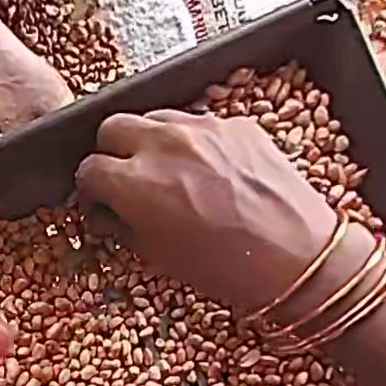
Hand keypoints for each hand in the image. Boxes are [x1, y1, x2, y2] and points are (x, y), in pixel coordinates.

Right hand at [79, 108, 385, 385]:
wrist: (296, 258)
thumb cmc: (224, 269)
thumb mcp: (157, 256)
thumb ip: (123, 224)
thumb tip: (106, 210)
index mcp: (135, 183)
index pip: (89, 168)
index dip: (91, 187)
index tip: (99, 198)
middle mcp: (163, 144)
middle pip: (113, 127)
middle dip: (111, 152)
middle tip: (123, 177)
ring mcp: (202, 127)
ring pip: (154, 116)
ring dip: (147, 139)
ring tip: (163, 170)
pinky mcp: (236, 122)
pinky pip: (196, 120)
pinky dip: (187, 139)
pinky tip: (202, 167)